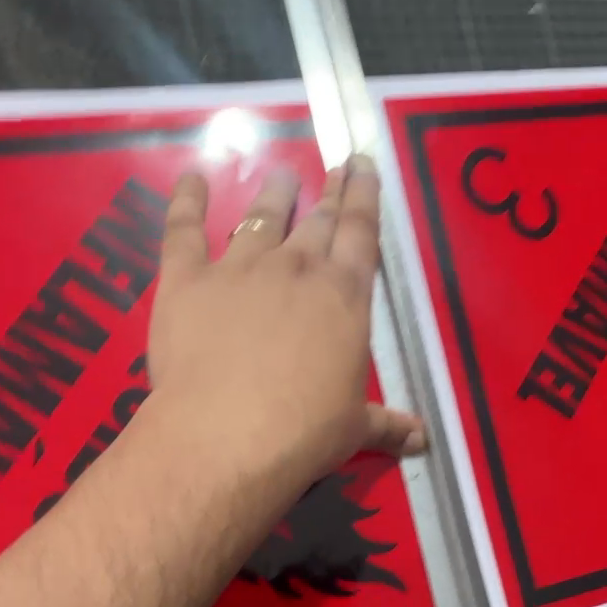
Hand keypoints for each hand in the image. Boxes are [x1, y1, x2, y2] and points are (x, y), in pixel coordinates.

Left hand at [148, 156, 423, 487]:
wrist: (228, 434)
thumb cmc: (305, 431)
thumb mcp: (355, 429)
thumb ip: (388, 426)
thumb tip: (422, 440)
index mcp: (344, 297)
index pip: (360, 233)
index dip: (364, 196)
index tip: (363, 166)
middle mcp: (296, 269)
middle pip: (317, 220)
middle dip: (329, 192)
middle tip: (334, 167)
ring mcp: (239, 268)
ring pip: (260, 217)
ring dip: (273, 193)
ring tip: (281, 175)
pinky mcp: (187, 279)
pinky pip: (184, 228)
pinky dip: (186, 199)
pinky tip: (192, 177)